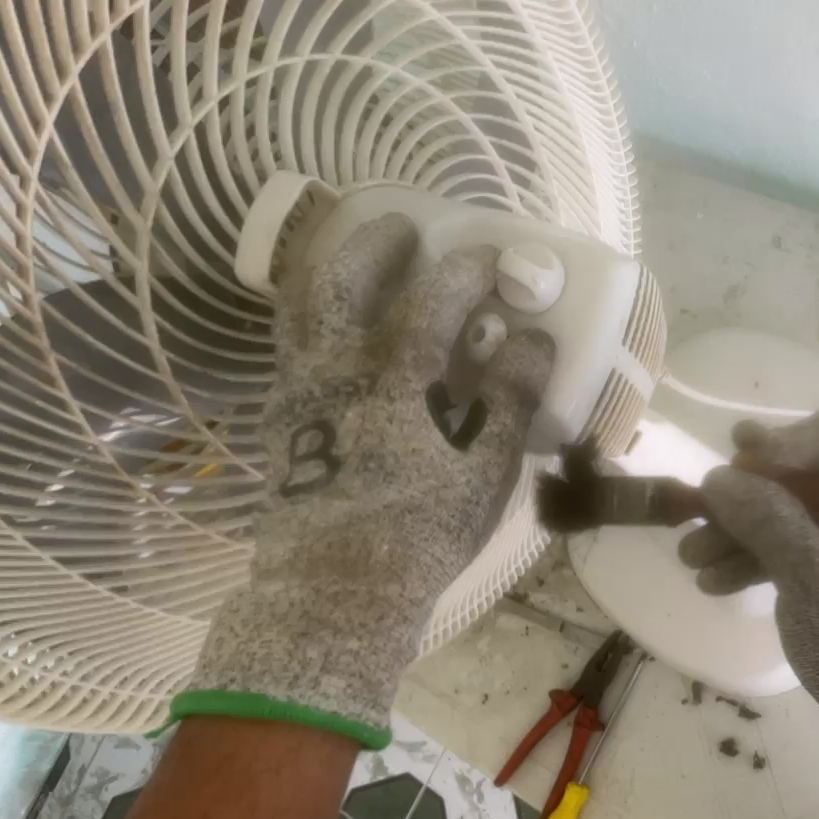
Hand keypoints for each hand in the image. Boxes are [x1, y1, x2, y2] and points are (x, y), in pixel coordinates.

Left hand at [173, 214, 553, 748]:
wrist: (341, 586)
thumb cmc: (426, 528)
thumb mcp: (487, 467)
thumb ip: (510, 396)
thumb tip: (533, 338)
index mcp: (398, 377)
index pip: (436, 296)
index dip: (471, 269)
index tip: (498, 257)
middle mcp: (339, 368)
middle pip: (341, 278)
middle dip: (376, 243)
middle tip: (408, 232)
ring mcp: (302, 391)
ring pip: (304, 307)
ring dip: (336, 273)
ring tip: (366, 264)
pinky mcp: (285, 420)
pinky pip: (297, 346)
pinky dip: (321, 320)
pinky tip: (347, 336)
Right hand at [678, 404, 818, 818]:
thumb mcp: (815, 579)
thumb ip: (770, 519)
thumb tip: (721, 478)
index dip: (787, 440)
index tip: (740, 464)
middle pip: (806, 475)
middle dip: (749, 496)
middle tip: (701, 511)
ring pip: (792, 515)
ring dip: (740, 532)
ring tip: (691, 559)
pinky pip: (794, 550)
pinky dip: (755, 560)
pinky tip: (714, 583)